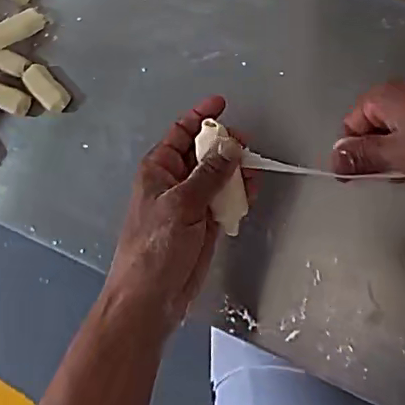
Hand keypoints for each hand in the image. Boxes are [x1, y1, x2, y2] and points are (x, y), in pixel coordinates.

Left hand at [100, 95, 245, 335]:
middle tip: (247, 144)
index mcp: (159, 168)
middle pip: (204, 151)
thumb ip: (209, 175)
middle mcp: (175, 180)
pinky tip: (252, 191)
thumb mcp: (181, 205)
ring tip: (254, 169)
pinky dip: (239, 193)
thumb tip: (232, 146)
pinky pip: (226, 199)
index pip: (182, 131)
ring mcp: (192, 202)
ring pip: (219, 175)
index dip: (201, 115)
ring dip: (237, 170)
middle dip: (225, 144)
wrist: (149, 302)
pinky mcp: (206, 223)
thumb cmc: (155, 247)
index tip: (222, 103)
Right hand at [330, 81, 404, 183]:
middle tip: (397, 175)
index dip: (354, 152)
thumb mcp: (398, 157)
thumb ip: (362, 157)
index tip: (366, 176)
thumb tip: (334, 157)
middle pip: (374, 126)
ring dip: (403, 153)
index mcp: (384, 96)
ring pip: (399, 130)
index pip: (350, 124)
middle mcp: (402, 91)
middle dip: (380, 153)